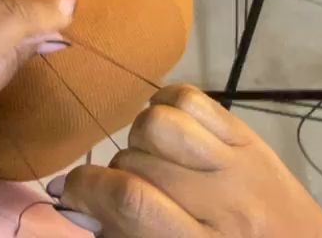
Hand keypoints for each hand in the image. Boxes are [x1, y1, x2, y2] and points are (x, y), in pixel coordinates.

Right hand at [53, 85, 321, 237]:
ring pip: (159, 123)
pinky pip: (190, 98)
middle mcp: (227, 205)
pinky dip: (168, 107)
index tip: (72, 192)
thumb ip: (128, 235)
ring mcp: (241, 165)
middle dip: (115, 172)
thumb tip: (74, 200)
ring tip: (152, 160)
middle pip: (138, 161)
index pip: (131, 199)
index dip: (88, 188)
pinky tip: (171, 133)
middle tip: (124, 190)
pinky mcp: (250, 139)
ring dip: (141, 140)